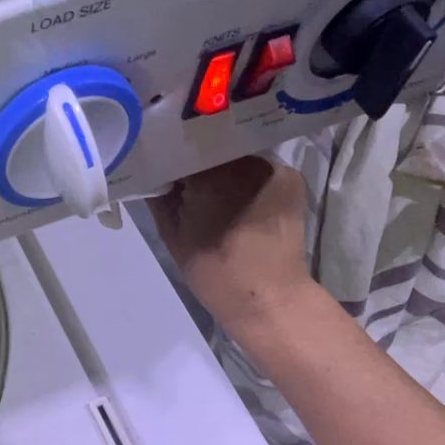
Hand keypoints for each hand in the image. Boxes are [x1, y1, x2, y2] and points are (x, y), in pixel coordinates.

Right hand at [146, 156, 314, 327]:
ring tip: (215, 193)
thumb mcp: (172, 234)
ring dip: (225, 169)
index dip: (173, 156)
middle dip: (200, 160)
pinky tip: (242, 200)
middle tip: (188, 182)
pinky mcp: (292, 178)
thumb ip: (159, 196)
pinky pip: (261, 169)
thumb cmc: (214, 270)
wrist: (268, 297)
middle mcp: (245, 160)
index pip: (184, 146)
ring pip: (238, 156)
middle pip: (214, 147)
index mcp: (209, 173)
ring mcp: (273, 167)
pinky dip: (249, 179)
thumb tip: (152, 169)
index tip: (165, 170)